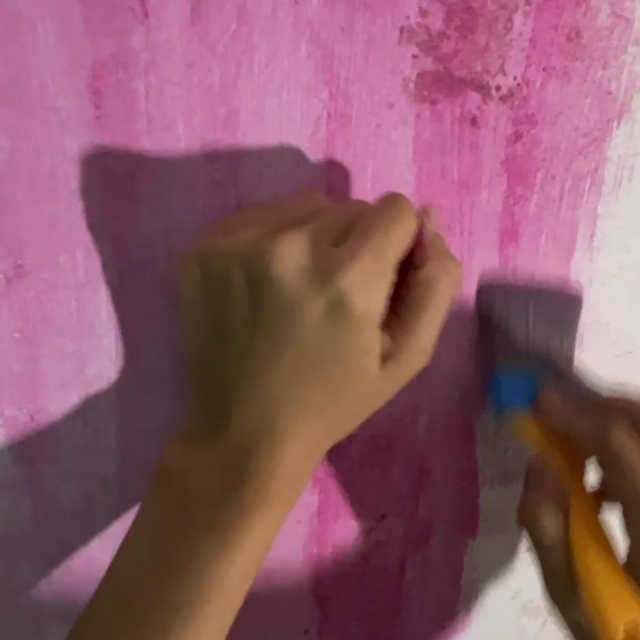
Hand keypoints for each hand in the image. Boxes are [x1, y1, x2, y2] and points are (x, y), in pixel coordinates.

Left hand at [174, 190, 462, 481]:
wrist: (243, 432)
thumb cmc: (334, 403)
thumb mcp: (406, 358)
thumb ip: (434, 284)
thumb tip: (429, 218)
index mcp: (348, 280)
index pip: (395, 209)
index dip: (399, 244)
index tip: (382, 281)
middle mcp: (293, 248)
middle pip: (350, 207)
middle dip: (357, 243)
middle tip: (340, 297)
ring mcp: (241, 245)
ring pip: (304, 206)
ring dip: (315, 236)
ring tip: (302, 290)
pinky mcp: (205, 249)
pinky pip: (259, 217)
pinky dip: (272, 241)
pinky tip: (266, 287)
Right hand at [518, 390, 639, 639]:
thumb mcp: (573, 603)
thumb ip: (550, 529)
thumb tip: (538, 465)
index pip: (622, 444)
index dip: (574, 414)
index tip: (535, 400)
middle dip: (600, 404)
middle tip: (554, 412)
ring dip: (617, 424)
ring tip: (569, 447)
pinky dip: (634, 451)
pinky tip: (600, 484)